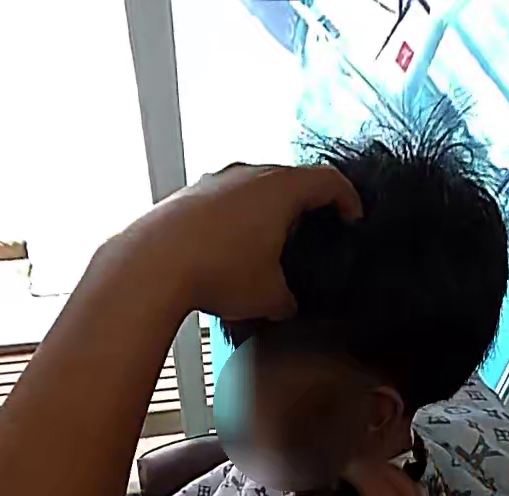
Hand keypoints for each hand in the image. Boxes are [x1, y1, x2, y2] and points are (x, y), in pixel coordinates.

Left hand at [113, 164, 361, 321]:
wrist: (155, 264)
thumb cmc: (216, 270)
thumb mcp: (268, 298)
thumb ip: (288, 301)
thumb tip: (287, 307)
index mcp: (280, 189)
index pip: (328, 181)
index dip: (348, 199)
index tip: (352, 217)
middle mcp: (248, 174)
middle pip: (290, 182)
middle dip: (305, 207)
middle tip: (313, 232)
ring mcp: (216, 181)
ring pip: (254, 192)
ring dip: (267, 216)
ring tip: (269, 249)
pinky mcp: (190, 196)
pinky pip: (224, 204)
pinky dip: (237, 224)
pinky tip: (232, 256)